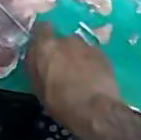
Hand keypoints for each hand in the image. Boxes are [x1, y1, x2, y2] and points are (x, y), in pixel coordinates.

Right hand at [26, 22, 140, 139]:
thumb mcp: (39, 89)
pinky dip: (90, 64)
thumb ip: (36, 68)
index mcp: (46, 47)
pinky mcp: (103, 54)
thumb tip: (37, 59)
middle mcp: (67, 40)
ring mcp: (87, 46)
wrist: (96, 110)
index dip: (42, 38)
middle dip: (61, 51)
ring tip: (79, 76)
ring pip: (78, 48)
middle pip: (61, 40)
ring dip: (76, 57)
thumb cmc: (62, 104)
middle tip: (61, 69)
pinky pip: (91, 56)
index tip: (43, 50)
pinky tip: (92, 79)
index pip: (41, 28)